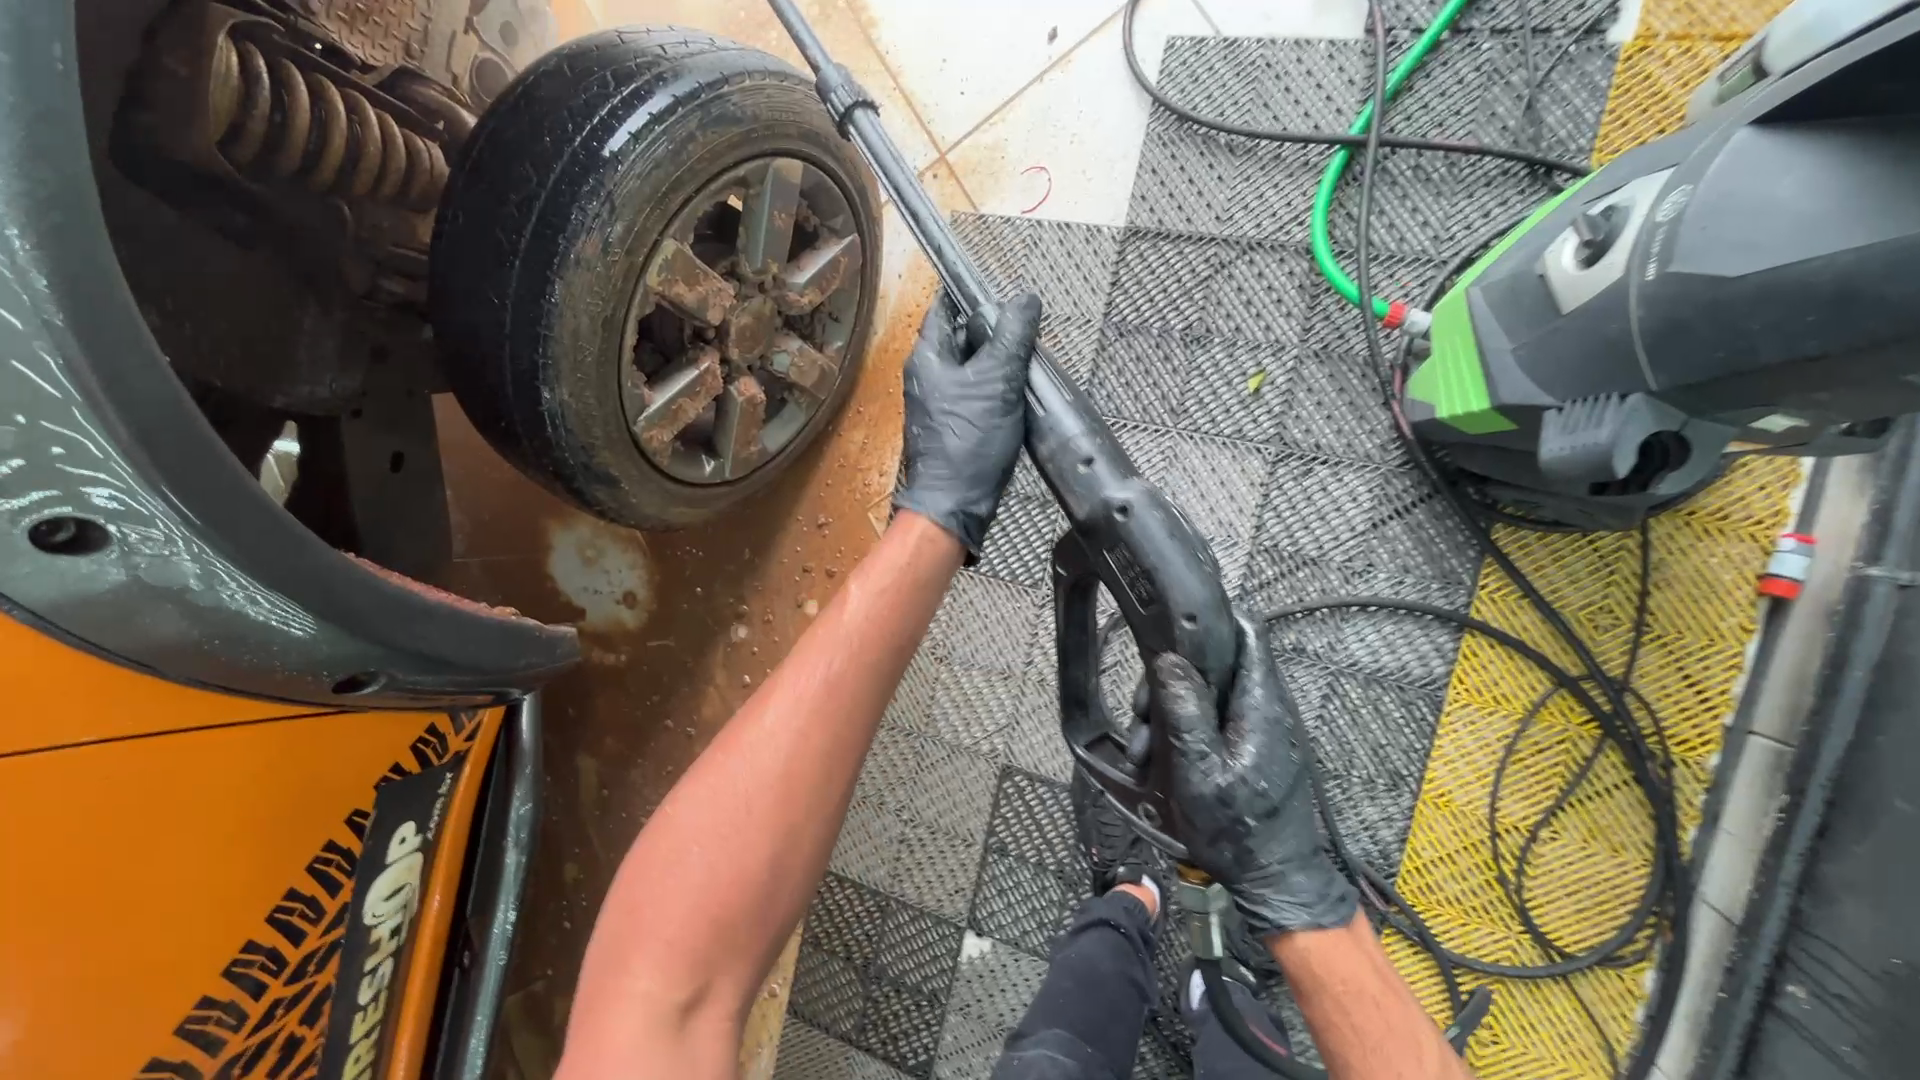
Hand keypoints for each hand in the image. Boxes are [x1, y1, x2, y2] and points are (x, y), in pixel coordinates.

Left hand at [893, 292, 1040, 553]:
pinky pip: (978, 397)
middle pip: (963, 339)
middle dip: (995, 332)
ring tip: (1031, 361)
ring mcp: (940, 405)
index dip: (972, 297)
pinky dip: (999, 391)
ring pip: (973, 370)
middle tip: (1028, 330)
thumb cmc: (969, 441)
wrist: (955, 504)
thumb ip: (1012, 337)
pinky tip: (1021, 396)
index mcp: (927, 358)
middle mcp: (928, 378)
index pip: (945, 309)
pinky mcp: (955, 428)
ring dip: (1000, 364)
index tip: (1003, 293)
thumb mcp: (997, 380)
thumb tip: (1025, 299)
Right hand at [1149, 611, 1357, 936]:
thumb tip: (1169, 657)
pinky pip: (1215, 721)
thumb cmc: (1238, 828)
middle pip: (1216, 665)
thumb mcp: (1198, 768)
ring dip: (1171, 713)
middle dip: (1171, 682)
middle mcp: (1266, 707)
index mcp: (1260, 702)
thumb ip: (1185, 709)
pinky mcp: (1254, 748)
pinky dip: (1185, 732)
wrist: (1274, 881)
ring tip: (1144, 753)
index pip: (1246, 631)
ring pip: (1209, 695)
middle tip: (1142, 715)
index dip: (1209, 620)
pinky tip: (1160, 761)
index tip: (1168, 631)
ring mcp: (1261, 728)